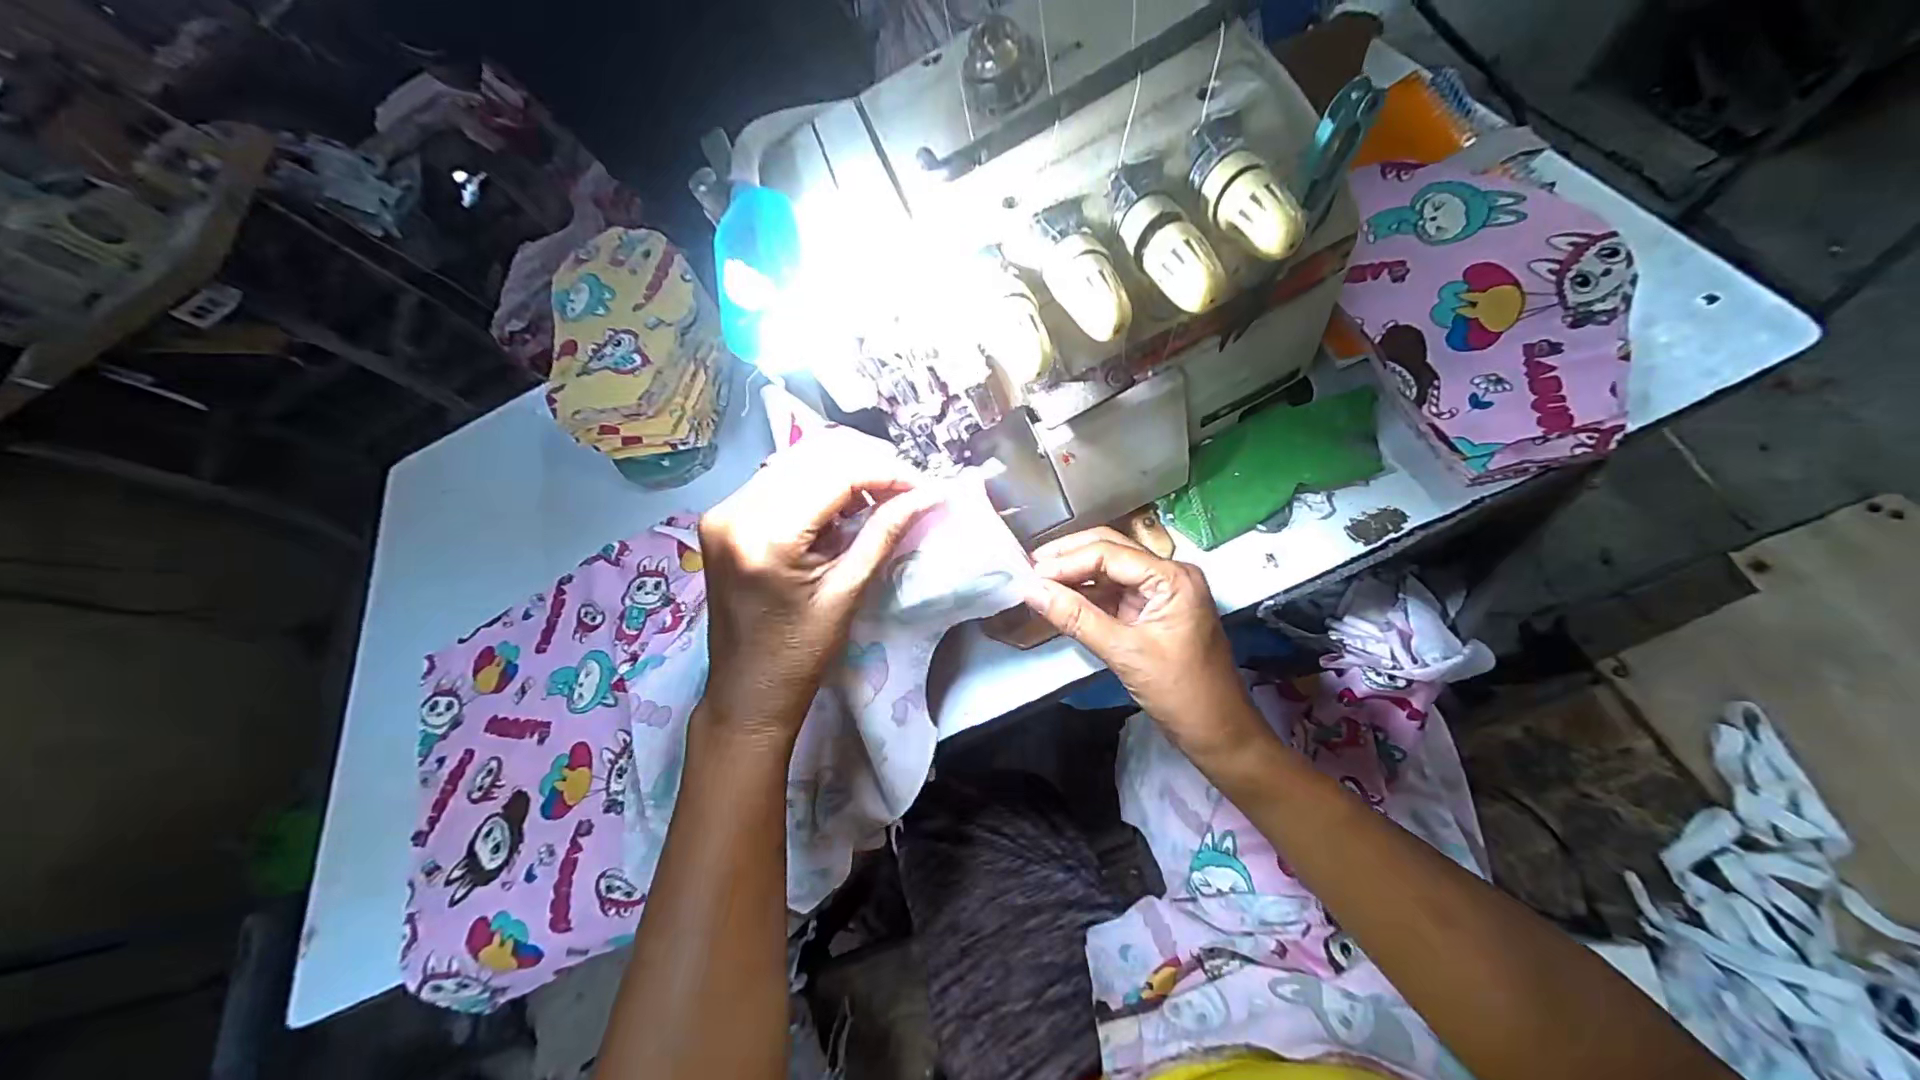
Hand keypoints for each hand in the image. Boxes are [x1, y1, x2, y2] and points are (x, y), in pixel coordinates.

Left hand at [698, 431, 935, 748]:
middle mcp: (735, 511)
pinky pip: (780, 478)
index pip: (835, 473)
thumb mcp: (848, 593)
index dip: (886, 472)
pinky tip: (845, 502)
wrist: (747, 692)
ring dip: (845, 467)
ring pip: (797, 459)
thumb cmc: (799, 656)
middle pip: (814, 455)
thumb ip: (884, 534)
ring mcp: (724, 510)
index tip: (922, 485)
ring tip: (882, 493)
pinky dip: (818, 481)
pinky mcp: (724, 516)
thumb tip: (926, 495)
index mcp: (765, 537)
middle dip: (868, 462)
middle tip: (907, 486)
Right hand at [1020, 528, 1272, 763]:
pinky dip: (1086, 595)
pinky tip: (1061, 599)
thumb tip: (1031, 590)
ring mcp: (1161, 592)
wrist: (1219, 732)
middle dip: (1068, 558)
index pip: (1109, 553)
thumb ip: (1076, 617)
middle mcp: (1169, 574)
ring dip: (1075, 576)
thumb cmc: (1182, 693)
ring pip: (1109, 570)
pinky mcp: (1152, 611)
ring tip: (1037, 582)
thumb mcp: (1124, 653)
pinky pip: (1114, 592)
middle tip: (1029, 568)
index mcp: (1173, 577)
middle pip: (1110, 551)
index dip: (1066, 561)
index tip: (1030, 574)